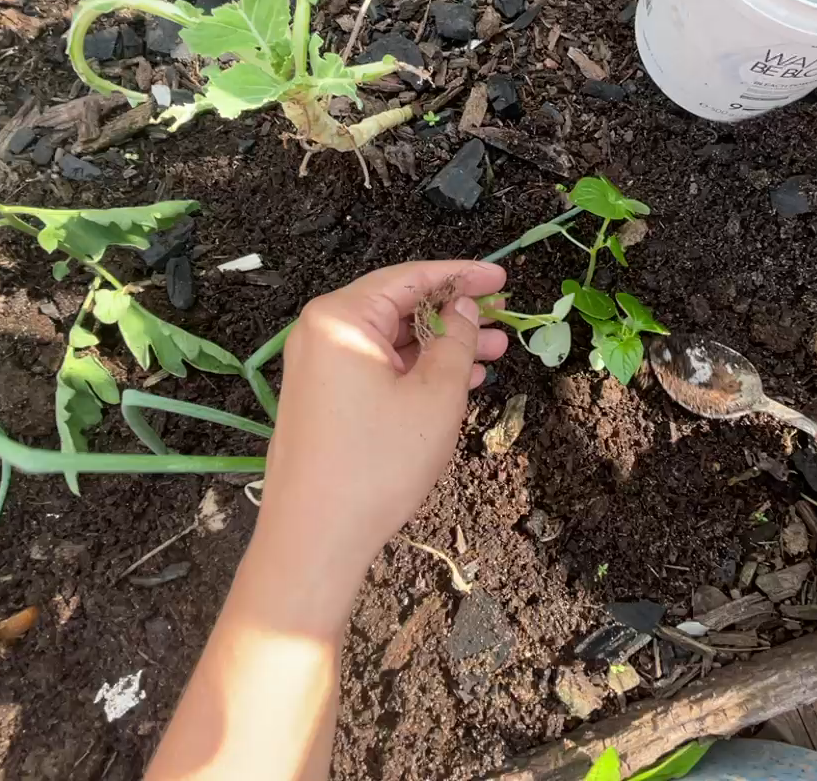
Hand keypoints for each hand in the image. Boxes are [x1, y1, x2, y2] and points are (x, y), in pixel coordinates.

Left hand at [258, 260, 507, 574]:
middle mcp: (323, 332)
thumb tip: (464, 306)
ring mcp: (321, 367)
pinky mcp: (325, 398)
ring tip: (494, 353)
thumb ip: (457, 339)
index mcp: (342, 318)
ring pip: (394, 340)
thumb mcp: (435, 394)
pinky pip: (379, 367)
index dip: (462, 275)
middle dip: (456, 314)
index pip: (411, 278)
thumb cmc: (378, 462)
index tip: (501, 277)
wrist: (314, 541)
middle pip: (401, 307)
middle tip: (503, 320)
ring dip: (443, 345)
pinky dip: (418, 369)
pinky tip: (458, 381)